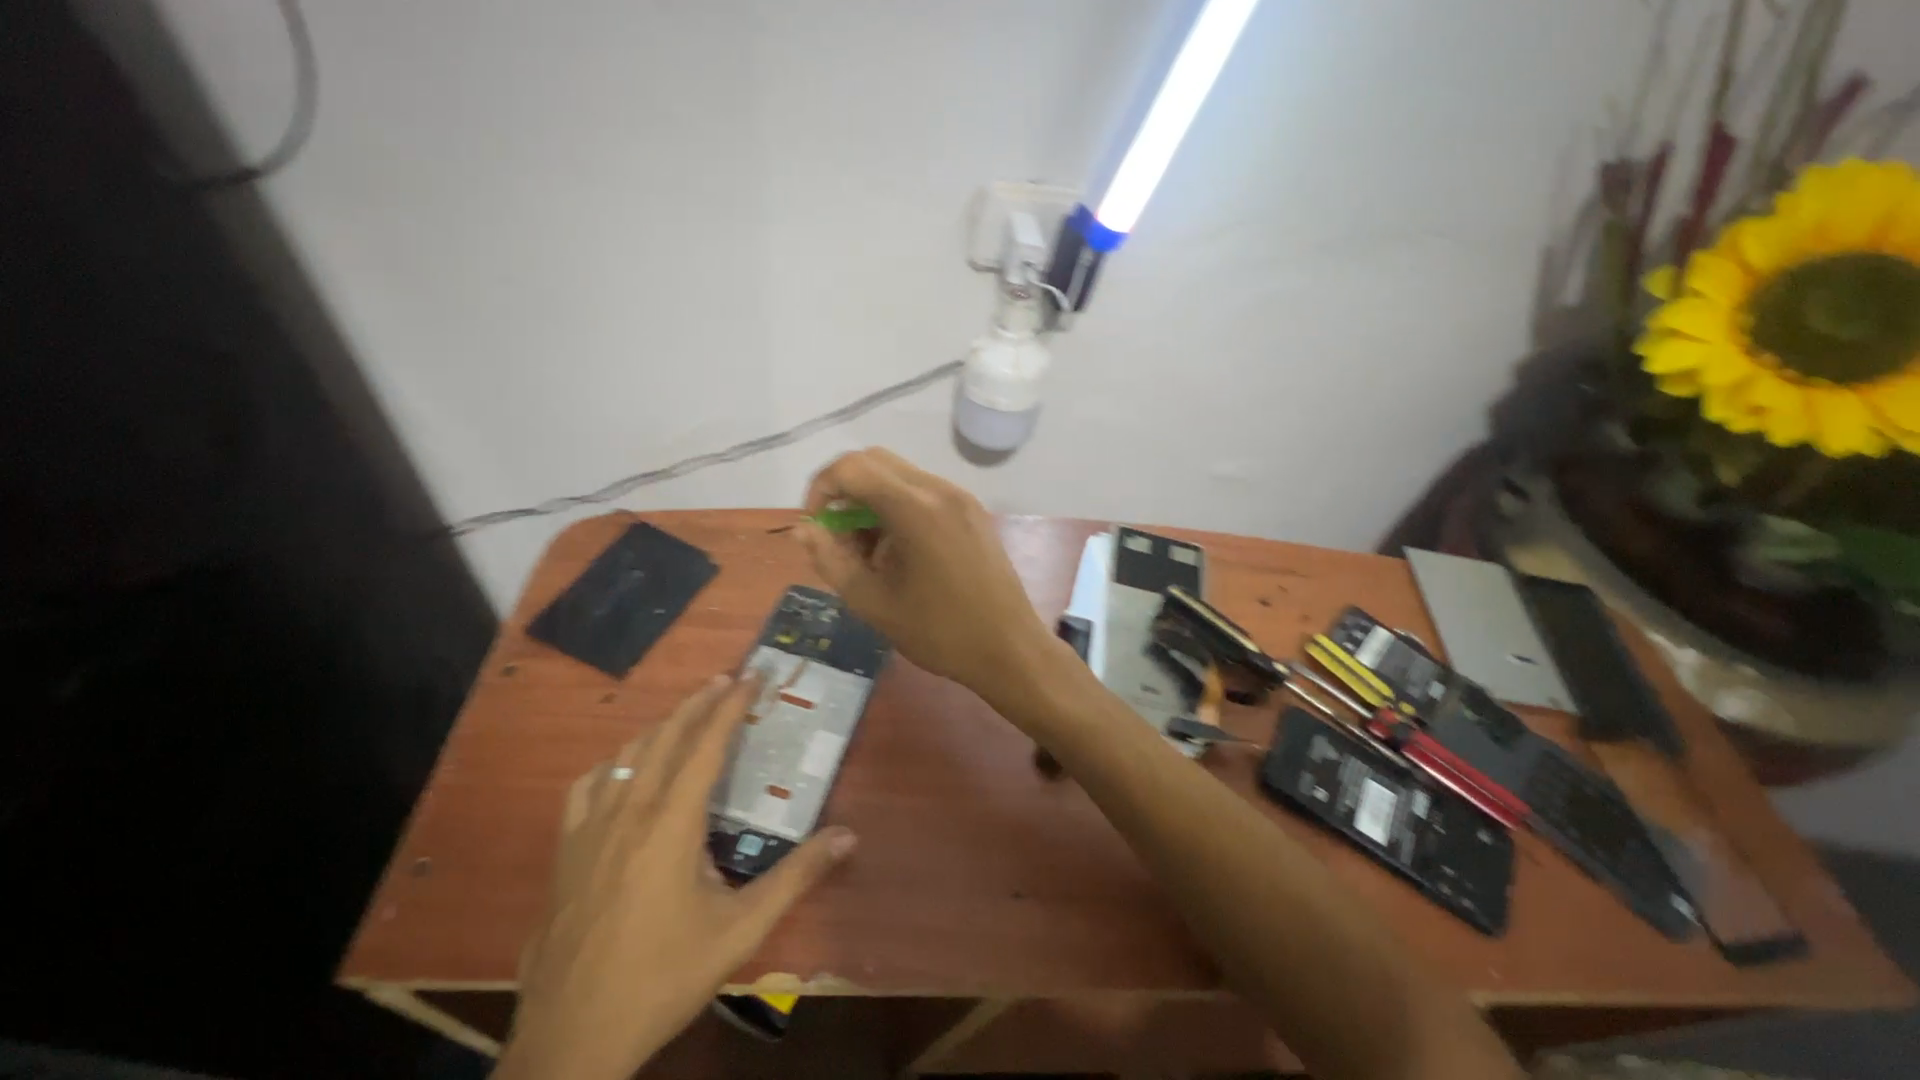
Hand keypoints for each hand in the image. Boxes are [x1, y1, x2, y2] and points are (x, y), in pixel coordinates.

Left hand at [495, 674, 855, 1079]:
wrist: (577, 1029)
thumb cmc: (665, 975)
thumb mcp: (741, 930)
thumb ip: (796, 877)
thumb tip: (848, 836)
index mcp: (672, 824)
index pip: (706, 746)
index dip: (731, 706)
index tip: (752, 676)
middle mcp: (629, 812)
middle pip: (665, 737)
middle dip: (698, 702)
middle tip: (727, 680)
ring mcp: (589, 829)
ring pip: (626, 755)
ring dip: (660, 726)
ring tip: (686, 714)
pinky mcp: (565, 850)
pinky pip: (588, 786)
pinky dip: (614, 763)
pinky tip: (622, 770)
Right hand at [796, 448, 1056, 693]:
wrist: (1010, 649)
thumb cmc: (939, 632)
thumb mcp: (873, 603)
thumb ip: (831, 560)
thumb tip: (805, 529)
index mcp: (915, 508)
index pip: (851, 467)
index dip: (821, 489)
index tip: (816, 527)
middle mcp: (939, 489)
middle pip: (874, 462)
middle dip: (844, 493)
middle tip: (837, 539)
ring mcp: (961, 498)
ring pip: (898, 477)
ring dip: (870, 503)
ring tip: (867, 556)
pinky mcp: (972, 512)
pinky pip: (923, 493)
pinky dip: (897, 510)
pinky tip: (897, 556)